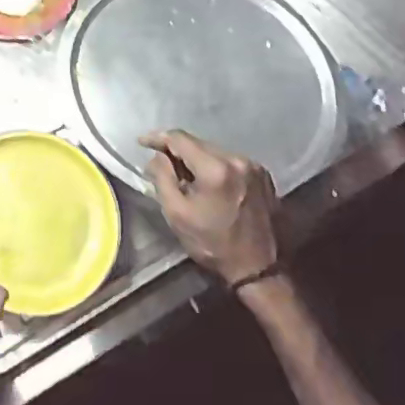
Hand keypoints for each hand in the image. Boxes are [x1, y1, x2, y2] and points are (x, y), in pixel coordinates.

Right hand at [140, 130, 278, 286]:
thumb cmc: (212, 243)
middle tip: (160, 165)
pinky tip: (208, 183)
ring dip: (197, 159)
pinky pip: (230, 162)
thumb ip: (163, 178)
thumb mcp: (177, 214)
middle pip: (199, 143)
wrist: (257, 267)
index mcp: (216, 169)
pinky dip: (215, 166)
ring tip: (185, 176)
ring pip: (215, 151)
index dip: (158, 138)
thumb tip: (157, 156)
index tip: (142, 142)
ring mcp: (254, 166)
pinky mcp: (263, 175)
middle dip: (177, 151)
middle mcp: (238, 160)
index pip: (181, 139)